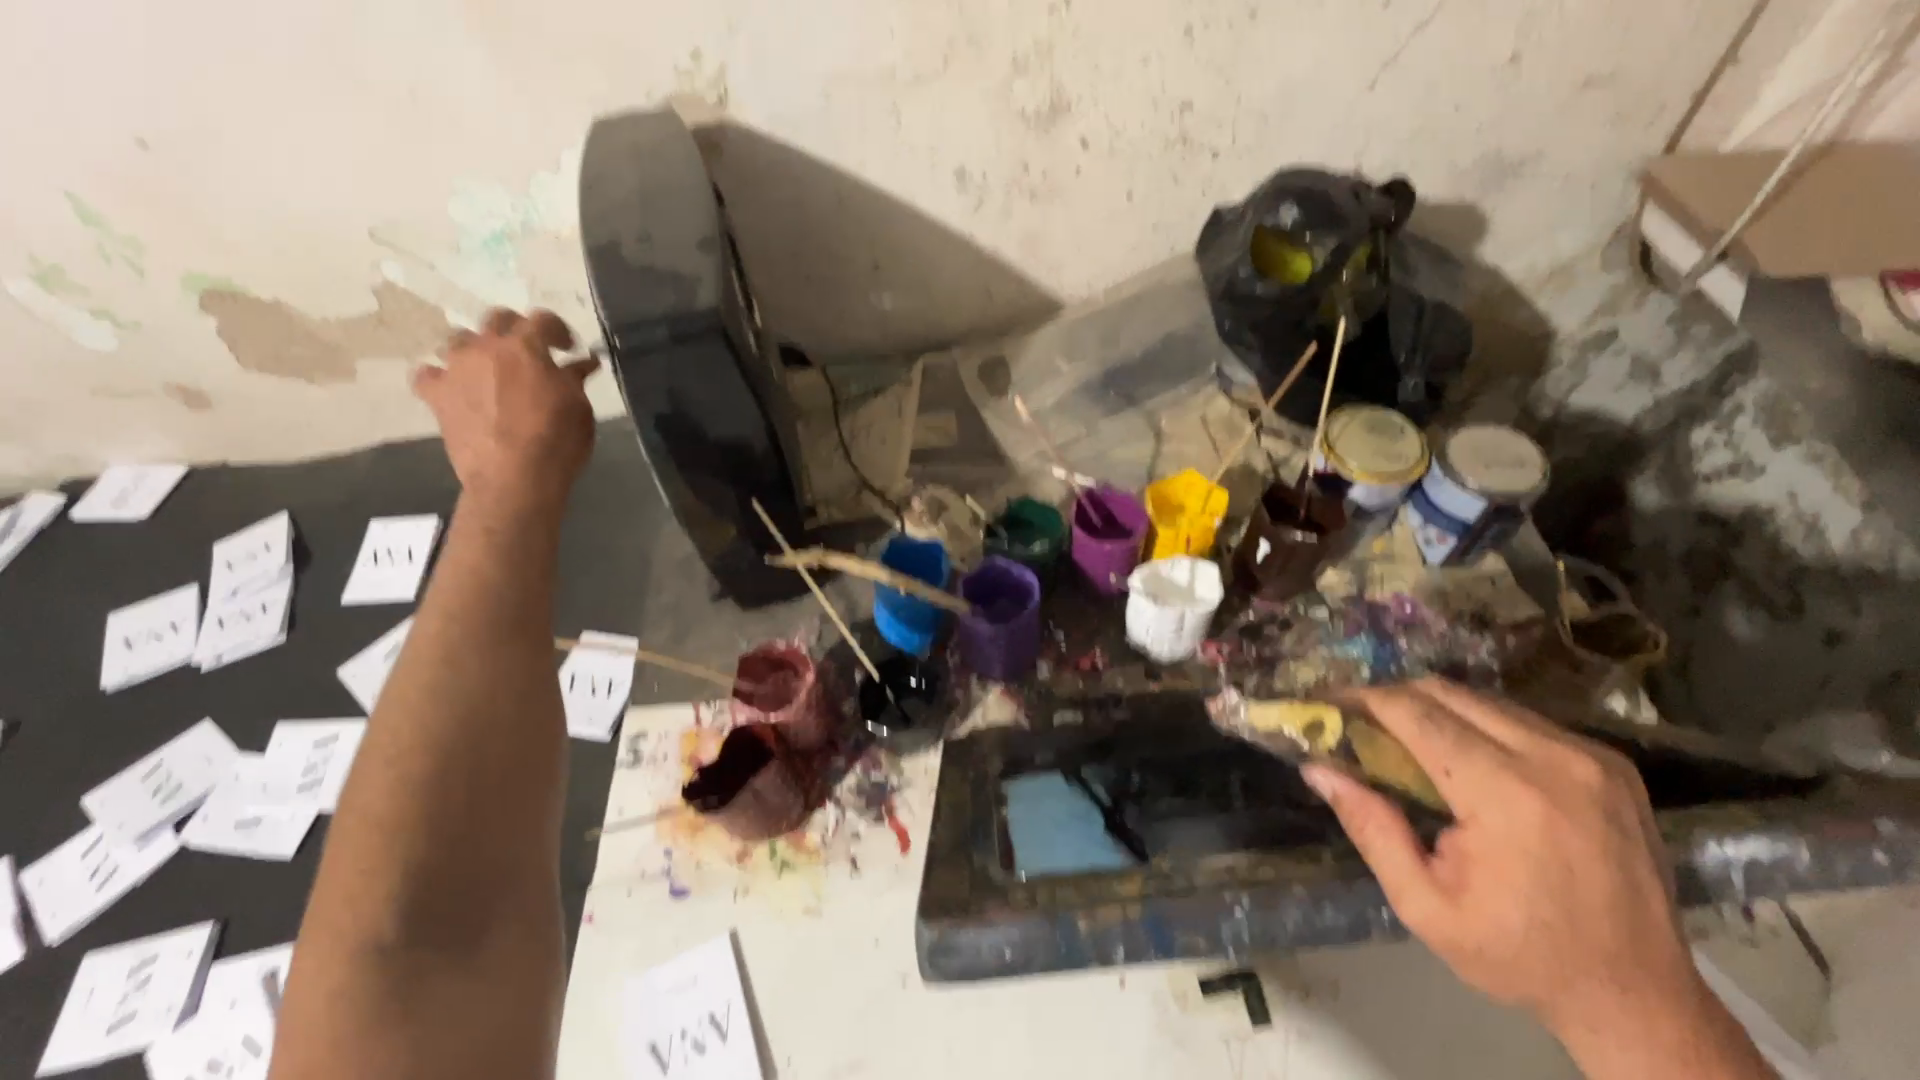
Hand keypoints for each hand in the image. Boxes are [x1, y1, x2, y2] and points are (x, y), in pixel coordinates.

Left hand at [414, 308, 598, 510]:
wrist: (514, 478)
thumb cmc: (557, 441)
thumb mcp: (579, 408)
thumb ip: (574, 379)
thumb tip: (582, 362)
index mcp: (527, 347)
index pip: (542, 319)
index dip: (558, 330)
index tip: (568, 349)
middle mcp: (487, 348)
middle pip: (497, 319)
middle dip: (516, 329)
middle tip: (530, 353)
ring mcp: (456, 369)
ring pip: (459, 339)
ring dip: (476, 349)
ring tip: (489, 370)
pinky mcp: (437, 395)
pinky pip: (427, 374)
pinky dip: (440, 377)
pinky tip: (453, 388)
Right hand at [1302, 679, 1699, 1034]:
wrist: (1638, 996)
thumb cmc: (1520, 957)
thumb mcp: (1426, 907)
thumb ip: (1372, 829)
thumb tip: (1318, 769)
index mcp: (1507, 794)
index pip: (1416, 714)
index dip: (1362, 701)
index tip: (1323, 705)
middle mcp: (1554, 757)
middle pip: (1448, 693)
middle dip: (1391, 699)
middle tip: (1353, 721)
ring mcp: (1590, 755)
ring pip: (1486, 701)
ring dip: (1435, 710)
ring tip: (1400, 740)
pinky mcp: (1610, 762)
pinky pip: (1524, 721)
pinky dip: (1479, 726)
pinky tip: (1461, 759)